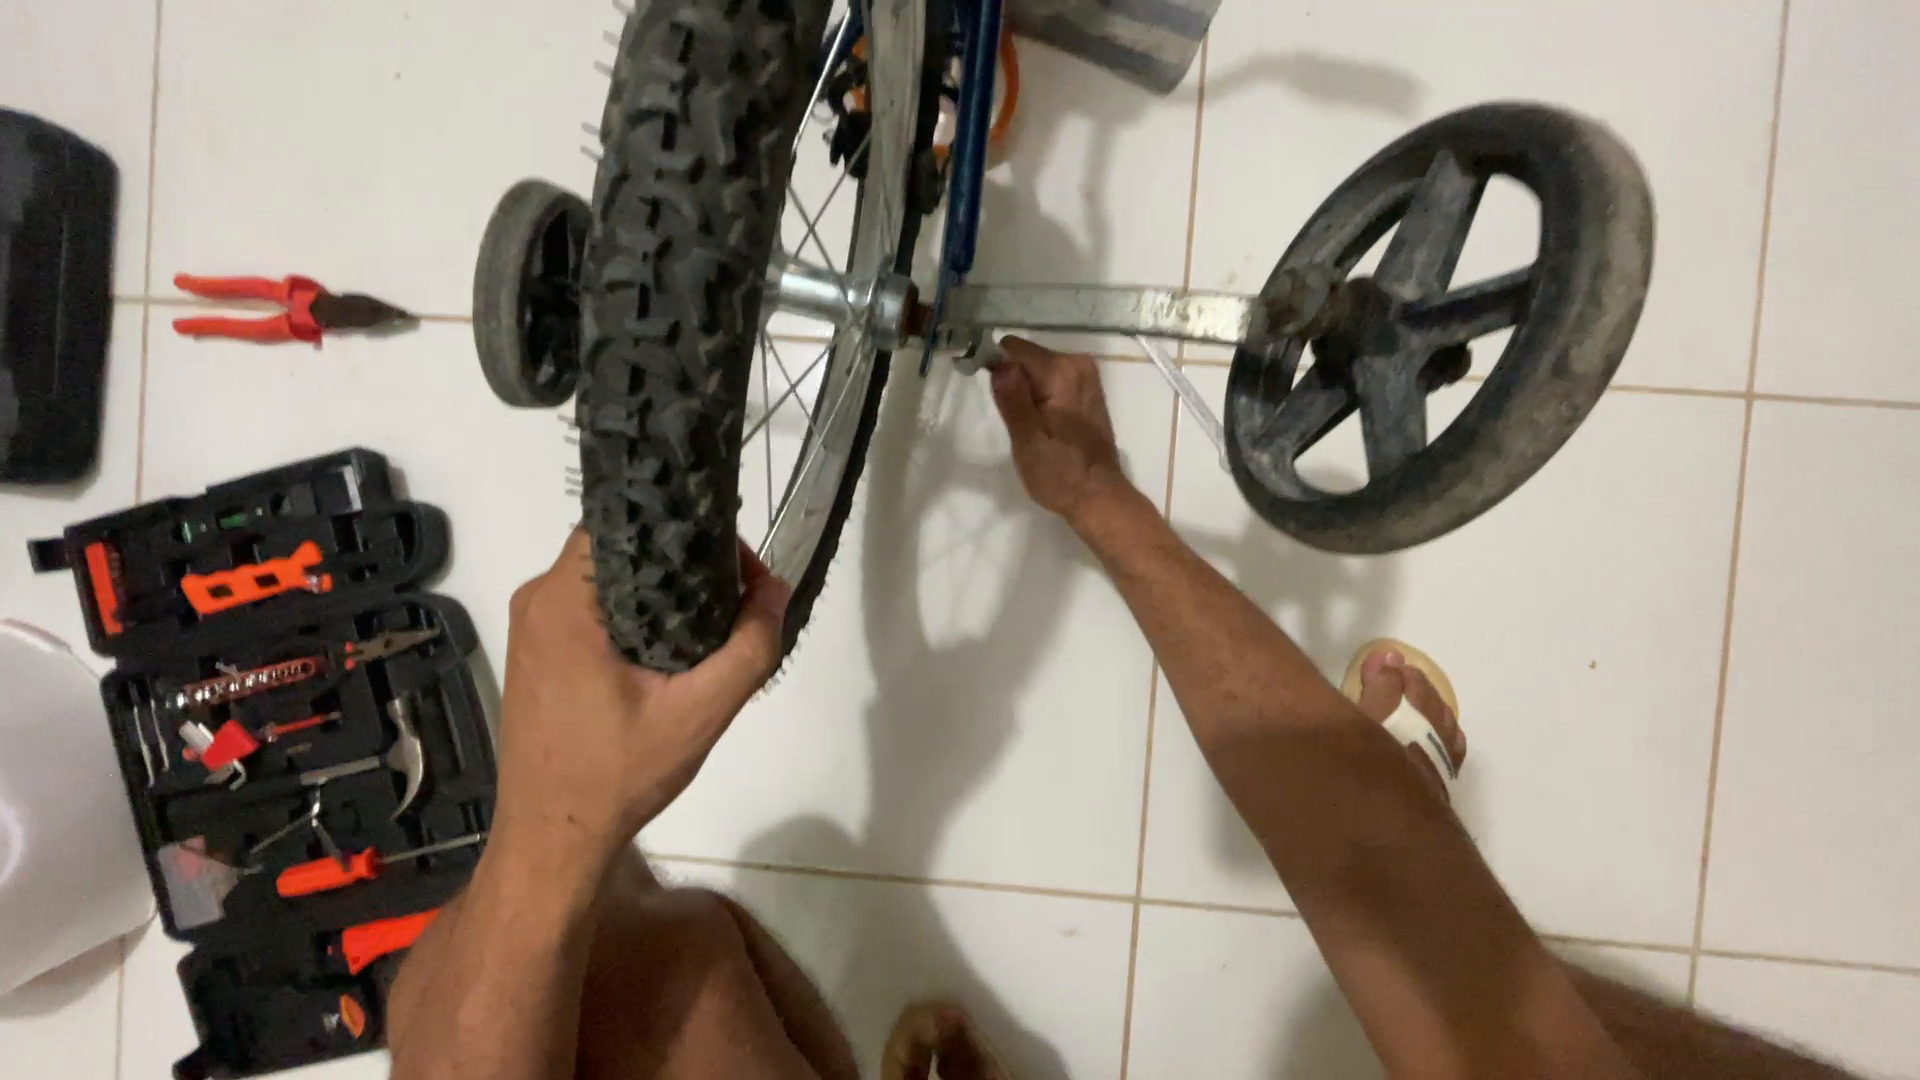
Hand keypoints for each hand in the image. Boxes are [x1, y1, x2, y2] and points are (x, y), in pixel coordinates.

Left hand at [490, 529, 791, 873]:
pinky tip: (678, 644)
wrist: (553, 841)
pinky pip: (598, 608)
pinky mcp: (543, 654)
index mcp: (564, 602)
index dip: (681, 528)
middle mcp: (540, 602)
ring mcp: (536, 629)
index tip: (732, 560)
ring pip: (612, 579)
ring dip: (664, 587)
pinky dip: (641, 612)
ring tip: (716, 615)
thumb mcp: (700, 713)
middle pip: (620, 548)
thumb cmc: (617, 775)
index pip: (622, 523)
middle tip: (736, 589)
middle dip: (683, 559)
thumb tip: (778, 590)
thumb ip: (749, 649)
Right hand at [987, 336, 1133, 522]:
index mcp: (1061, 372)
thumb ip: (1013, 400)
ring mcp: (1086, 374)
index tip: (997, 401)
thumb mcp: (1027, 442)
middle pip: (1026, 356)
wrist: (1098, 495)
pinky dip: (1042, 396)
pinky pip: (1052, 379)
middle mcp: (1077, 363)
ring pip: (1037, 368)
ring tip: (1030, 425)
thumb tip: (1000, 363)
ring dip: (1027, 392)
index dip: (997, 370)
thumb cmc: (1060, 474)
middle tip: (1018, 422)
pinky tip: (1046, 423)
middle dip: (1014, 384)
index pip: (1013, 348)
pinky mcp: (1087, 387)